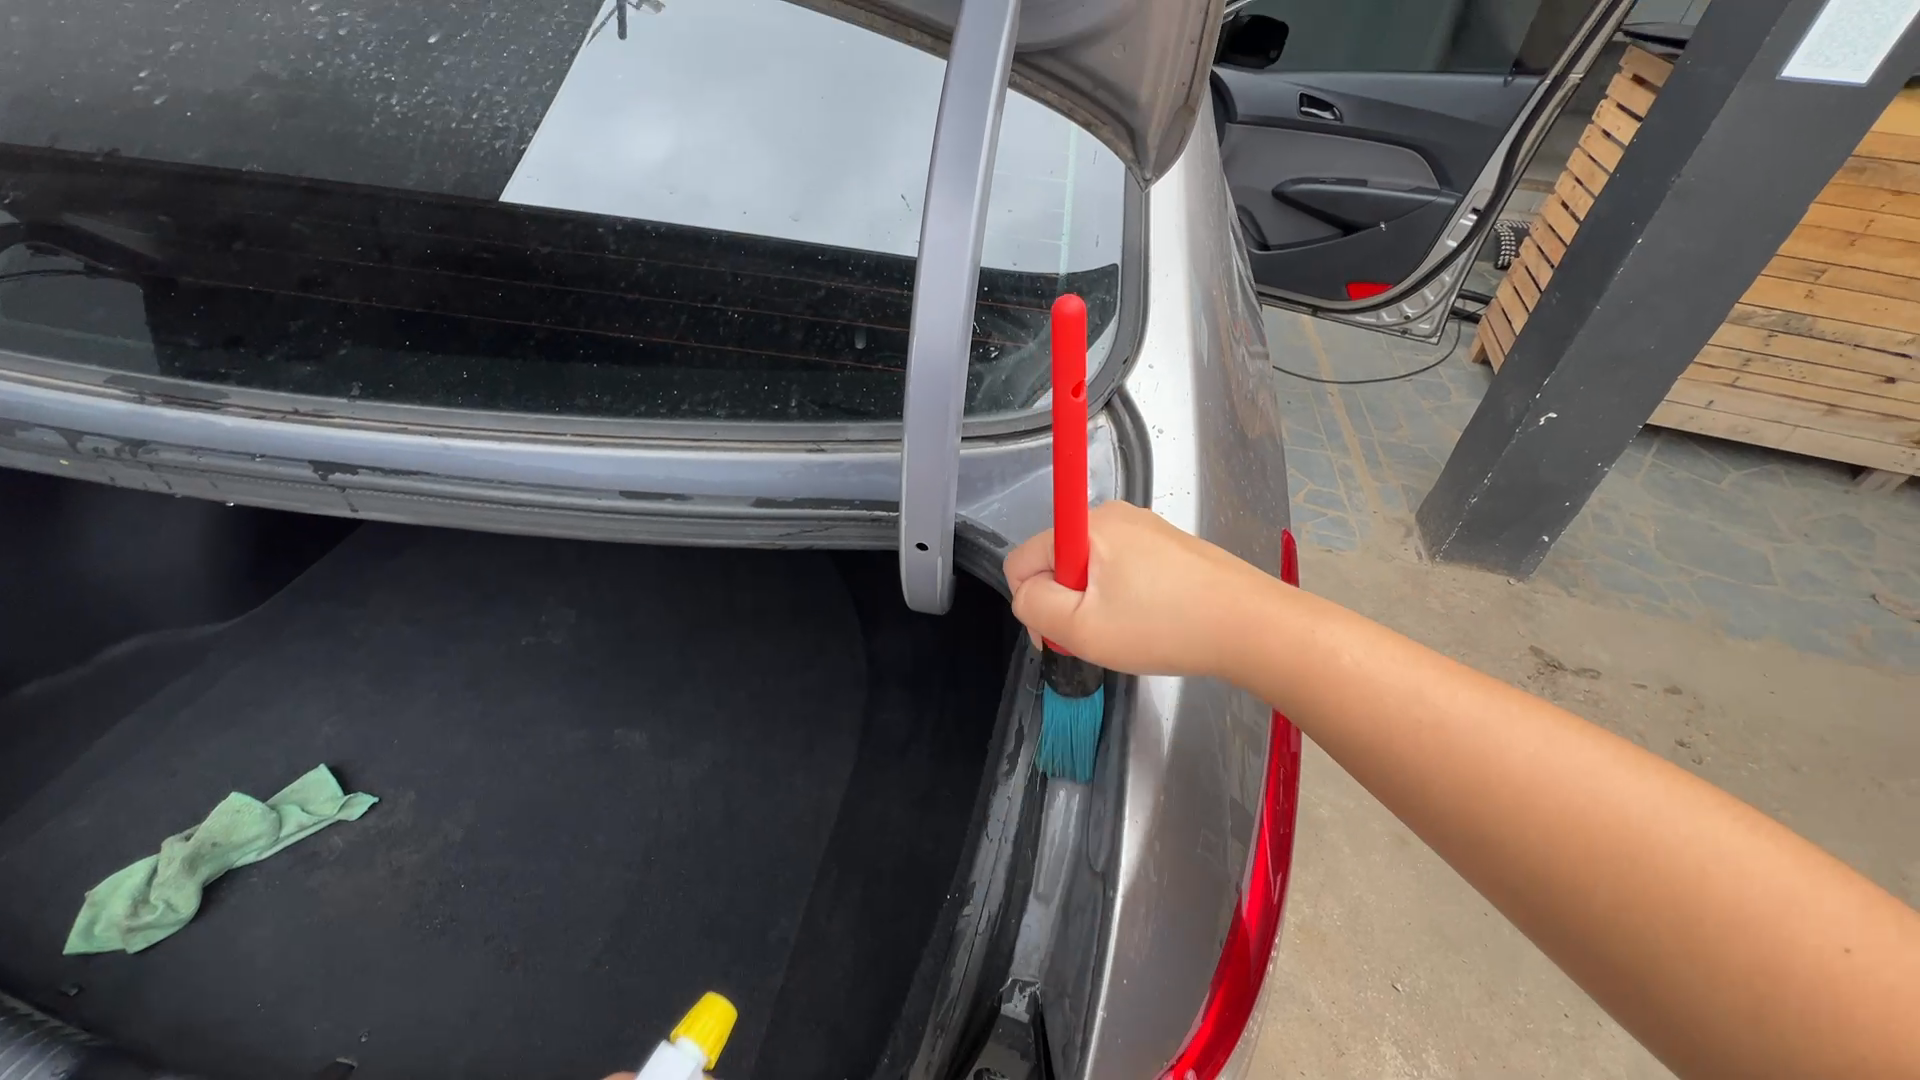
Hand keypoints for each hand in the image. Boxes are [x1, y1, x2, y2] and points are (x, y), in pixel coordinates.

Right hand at [1003, 501, 1282, 678]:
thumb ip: (1034, 607)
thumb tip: (1027, 593)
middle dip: (1066, 602)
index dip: (1032, 602)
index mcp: (1087, 526)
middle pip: (1057, 561)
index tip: (1061, 633)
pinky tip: (1152, 620)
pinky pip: (1122, 568)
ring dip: (1096, 602)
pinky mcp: (1167, 543)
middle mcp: (1113, 515)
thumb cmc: (1164, 627)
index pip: (1022, 559)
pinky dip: (1124, 596)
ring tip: (1130, 630)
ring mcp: (1144, 527)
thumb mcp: (1081, 629)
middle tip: (1098, 636)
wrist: (1250, 625)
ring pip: (1090, 568)